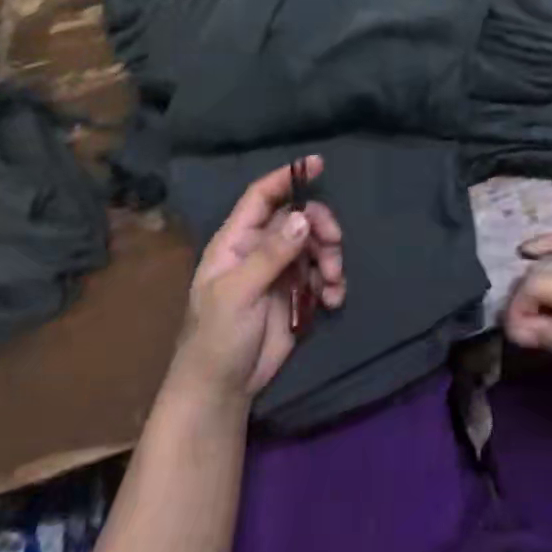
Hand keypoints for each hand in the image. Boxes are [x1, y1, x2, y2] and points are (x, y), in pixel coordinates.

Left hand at [168, 156, 344, 406]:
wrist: (223, 387)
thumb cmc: (217, 336)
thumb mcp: (238, 293)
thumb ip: (271, 254)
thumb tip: (304, 217)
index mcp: (236, 241)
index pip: (261, 197)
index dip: (287, 178)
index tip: (318, 164)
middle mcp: (260, 249)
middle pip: (297, 219)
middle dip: (320, 227)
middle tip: (334, 244)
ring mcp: (280, 272)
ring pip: (314, 246)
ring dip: (331, 258)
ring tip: (334, 283)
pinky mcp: (296, 296)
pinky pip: (321, 276)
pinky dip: (333, 283)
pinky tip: (334, 300)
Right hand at [503, 233, 551, 433]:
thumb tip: (516, 327)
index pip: (535, 283)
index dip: (516, 307)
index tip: (514, 338)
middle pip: (541, 269)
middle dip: (522, 297)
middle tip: (519, 332)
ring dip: (533, 280)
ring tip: (528, 313)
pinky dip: (549, 248)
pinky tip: (530, 252)